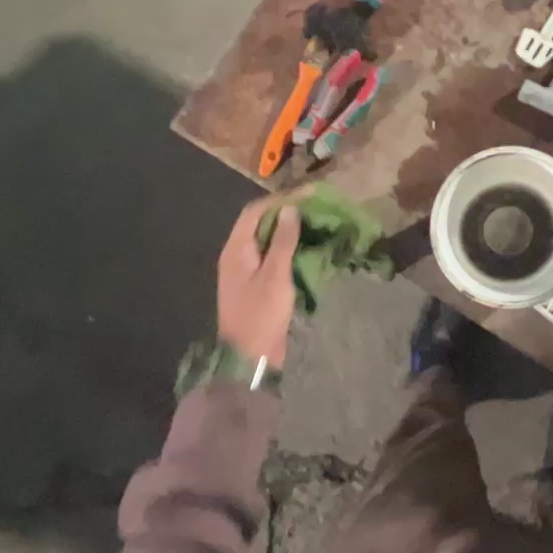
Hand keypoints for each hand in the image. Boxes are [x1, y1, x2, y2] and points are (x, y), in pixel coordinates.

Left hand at [218, 196, 300, 364]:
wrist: (250, 358)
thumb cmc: (260, 315)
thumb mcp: (275, 276)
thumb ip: (283, 242)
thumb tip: (290, 209)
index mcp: (236, 250)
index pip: (255, 212)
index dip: (281, 199)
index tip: (309, 194)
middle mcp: (237, 256)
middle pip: (260, 224)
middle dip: (287, 213)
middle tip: (316, 208)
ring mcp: (246, 272)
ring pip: (267, 241)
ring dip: (290, 232)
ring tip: (316, 225)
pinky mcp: (257, 285)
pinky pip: (272, 258)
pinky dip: (289, 250)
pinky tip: (308, 250)